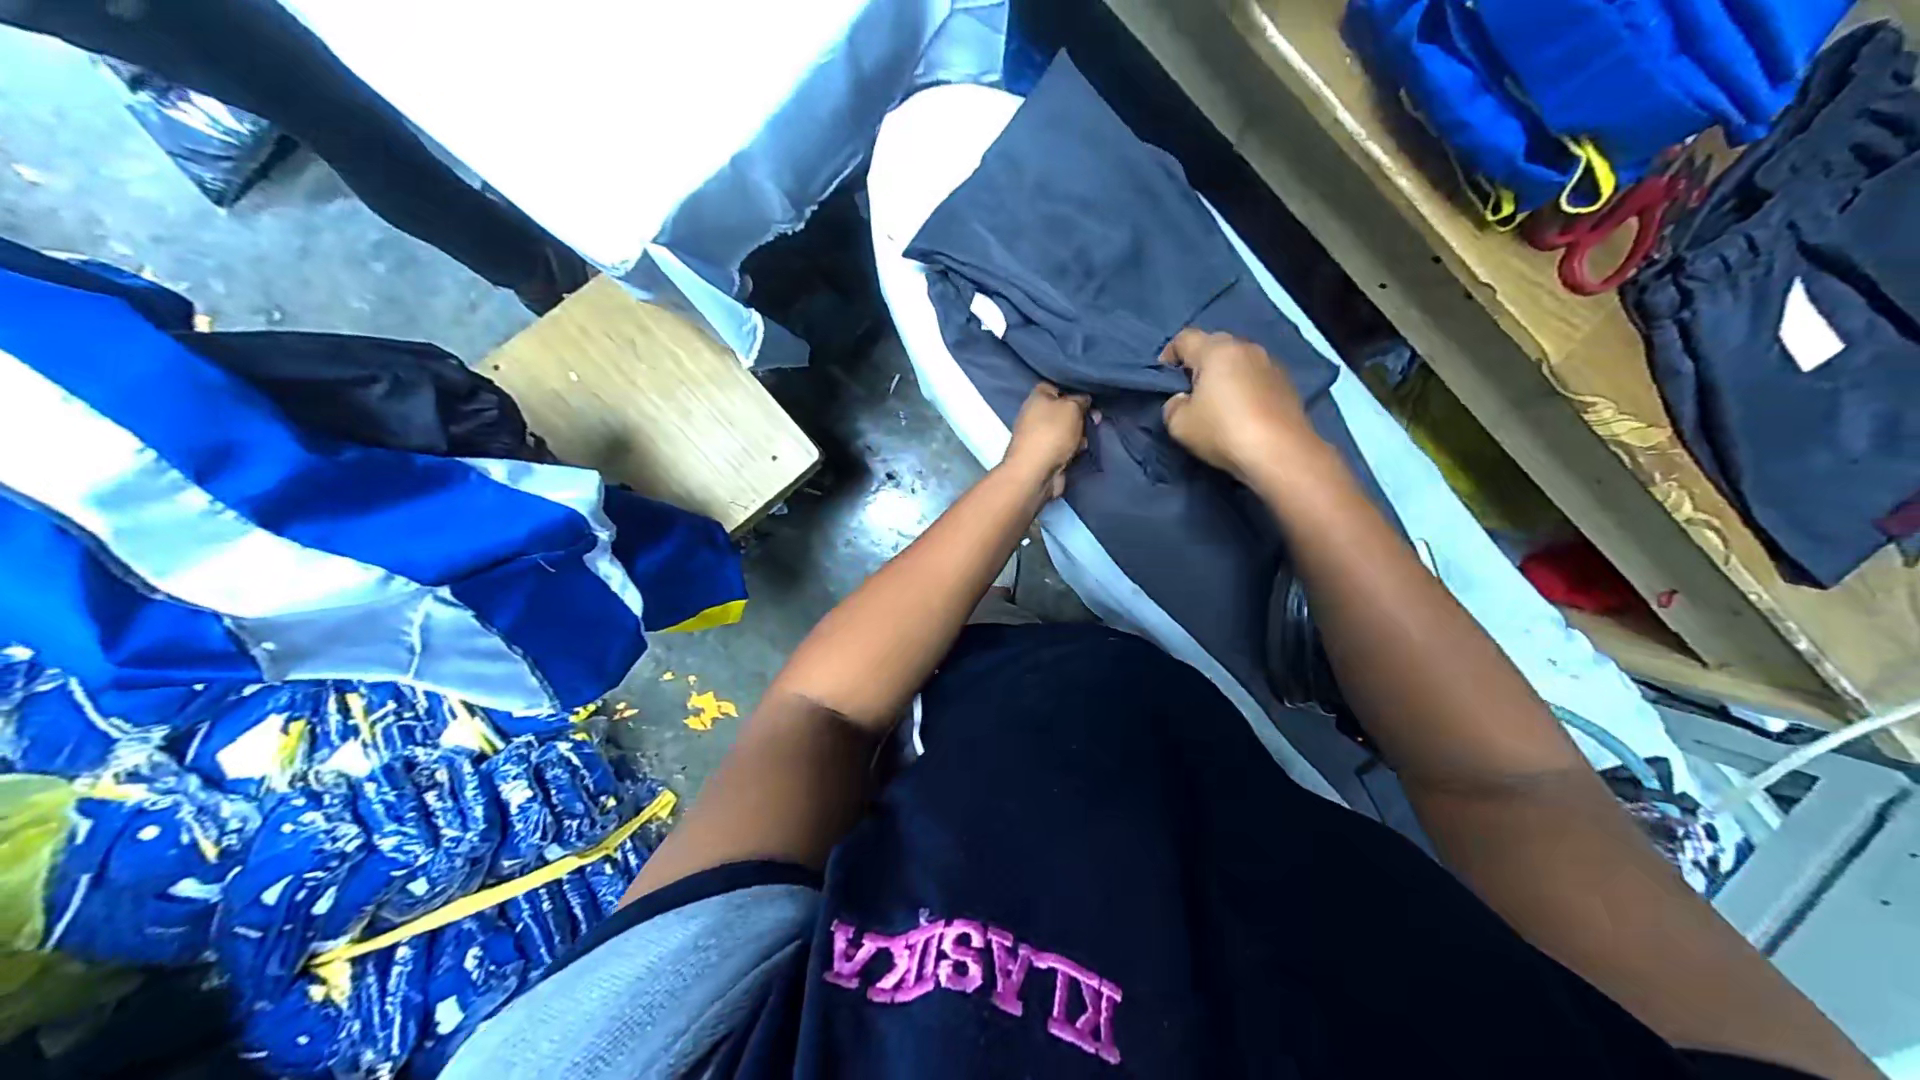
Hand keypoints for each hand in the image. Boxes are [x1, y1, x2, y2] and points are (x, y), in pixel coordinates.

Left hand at [1002, 382, 1090, 497]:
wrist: (1036, 472)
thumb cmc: (1052, 432)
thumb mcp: (1071, 408)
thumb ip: (1080, 400)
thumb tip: (1082, 400)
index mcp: (1036, 398)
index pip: (1053, 387)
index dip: (1071, 390)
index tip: (1086, 398)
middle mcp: (1035, 415)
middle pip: (1062, 410)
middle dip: (1080, 414)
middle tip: (1095, 419)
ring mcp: (1039, 436)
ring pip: (1065, 429)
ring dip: (1079, 433)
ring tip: (1088, 437)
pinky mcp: (1045, 455)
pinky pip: (1064, 446)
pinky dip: (1073, 448)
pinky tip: (1080, 451)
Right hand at [1160, 328, 1322, 481]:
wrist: (1279, 452)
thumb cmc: (1222, 431)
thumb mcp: (1178, 424)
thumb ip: (1173, 405)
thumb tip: (1183, 399)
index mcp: (1216, 351)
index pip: (1184, 338)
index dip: (1168, 355)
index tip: (1164, 380)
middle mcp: (1246, 348)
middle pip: (1214, 345)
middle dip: (1198, 363)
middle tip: (1190, 391)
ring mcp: (1271, 364)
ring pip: (1238, 361)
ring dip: (1224, 375)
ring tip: (1217, 402)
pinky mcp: (1287, 383)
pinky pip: (1256, 377)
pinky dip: (1244, 387)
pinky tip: (1242, 412)